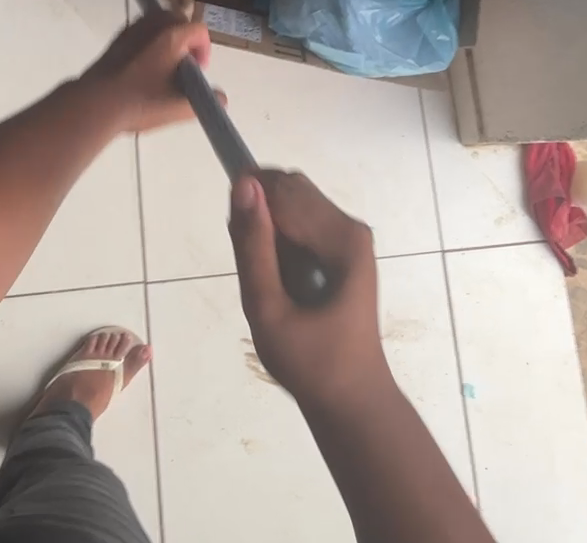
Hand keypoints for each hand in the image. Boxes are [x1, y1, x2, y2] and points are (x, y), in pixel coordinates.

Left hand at [76, 13, 218, 133]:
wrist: (96, 103)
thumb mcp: (178, 107)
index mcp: (172, 36)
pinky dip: (148, 42)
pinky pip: (140, 32)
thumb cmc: (140, 102)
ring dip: (166, 38)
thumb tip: (221, 99)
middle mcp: (152, 26)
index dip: (204, 49)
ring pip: (157, 22)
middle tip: (184, 65)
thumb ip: (206, 101)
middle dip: (186, 38)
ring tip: (165, 67)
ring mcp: (131, 30)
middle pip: (178, 18)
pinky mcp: (116, 40)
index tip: (198, 70)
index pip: (198, 29)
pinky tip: (144, 69)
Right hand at [228, 171, 391, 407]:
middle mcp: (351, 227)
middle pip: (291, 189)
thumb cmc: (310, 363)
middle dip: (260, 214)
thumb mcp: (267, 308)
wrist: (352, 401)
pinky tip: (279, 278)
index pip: (284, 189)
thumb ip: (253, 246)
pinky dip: (280, 239)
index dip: (250, 199)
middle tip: (250, 266)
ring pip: (294, 202)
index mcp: (341, 239)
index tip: (235, 238)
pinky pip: (302, 221)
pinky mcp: (344, 248)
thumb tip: (243, 185)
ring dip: (269, 227)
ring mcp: (350, 237)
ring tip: (265, 277)